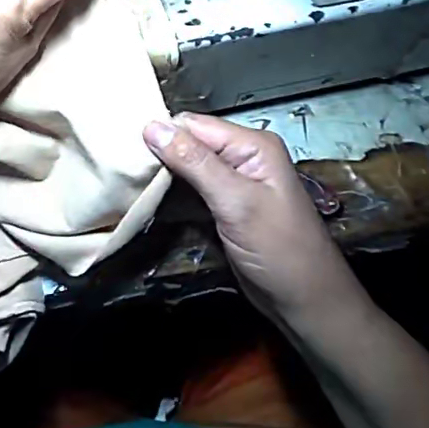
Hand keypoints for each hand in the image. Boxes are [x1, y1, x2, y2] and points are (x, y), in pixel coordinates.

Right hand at [142, 114, 366, 328]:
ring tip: (128, 182)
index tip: (126, 151)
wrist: (306, 302)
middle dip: (159, 154)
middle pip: (189, 142)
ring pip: (186, 166)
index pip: (194, 125)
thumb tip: (151, 125)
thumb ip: (194, 162)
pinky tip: (148, 199)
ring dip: (162, 175)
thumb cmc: (278, 249)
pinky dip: (171, 194)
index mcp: (251, 144)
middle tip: (123, 169)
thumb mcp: (235, 202)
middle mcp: (242, 156)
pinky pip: (191, 189)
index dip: (162, 134)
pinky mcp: (224, 205)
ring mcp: (233, 182)